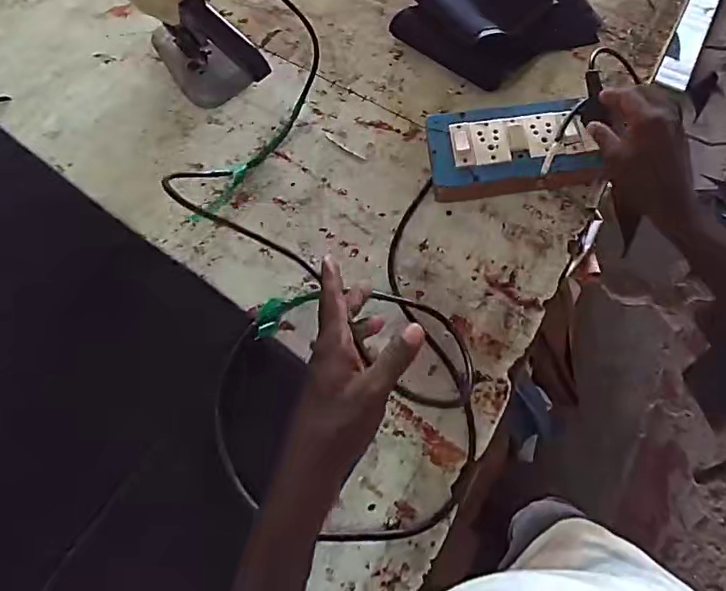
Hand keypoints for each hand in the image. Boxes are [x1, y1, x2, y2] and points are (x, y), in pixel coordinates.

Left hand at [284, 255, 423, 488]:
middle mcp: (326, 354)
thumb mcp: (373, 390)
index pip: (331, 303)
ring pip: (341, 340)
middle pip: (336, 319)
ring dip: (358, 327)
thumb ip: (394, 358)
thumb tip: (416, 325)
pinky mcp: (330, 392)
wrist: (310, 468)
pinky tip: (374, 362)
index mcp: (332, 346)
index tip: (328, 257)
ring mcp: (326, 374)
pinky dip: (359, 350)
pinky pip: (344, 358)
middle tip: (367, 289)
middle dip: (351, 301)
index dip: (332, 280)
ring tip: (378, 322)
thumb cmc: (340, 424)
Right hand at [586, 84, 699, 226]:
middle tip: (610, 102)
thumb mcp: (615, 158)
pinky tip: (639, 128)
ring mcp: (675, 126)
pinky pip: (662, 117)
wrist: (673, 204)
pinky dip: (648, 115)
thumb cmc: (641, 181)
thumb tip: (593, 124)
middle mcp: (664, 116)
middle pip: (644, 95)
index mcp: (647, 118)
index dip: (611, 94)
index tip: (600, 97)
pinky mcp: (680, 137)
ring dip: (638, 105)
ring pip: (655, 105)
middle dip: (626, 97)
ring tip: (623, 114)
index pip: (627, 96)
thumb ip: (603, 136)